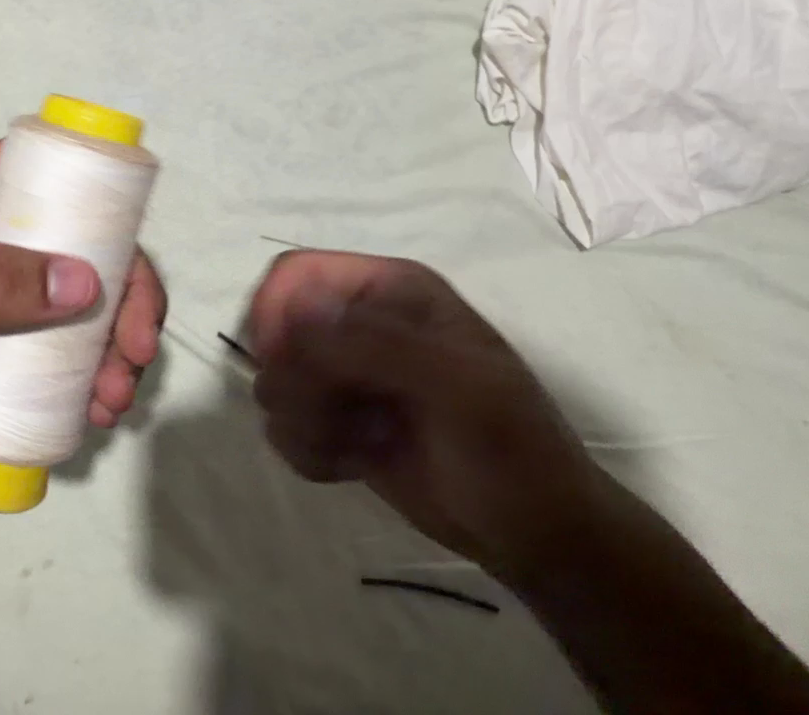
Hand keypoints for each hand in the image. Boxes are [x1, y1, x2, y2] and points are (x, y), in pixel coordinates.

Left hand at [0, 142, 166, 457]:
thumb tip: (83, 280)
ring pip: (96, 300)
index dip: (96, 189)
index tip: (130, 240)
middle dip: (130, 293)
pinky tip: (100, 409)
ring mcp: (19, 296)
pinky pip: (82, 348)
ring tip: (113, 398)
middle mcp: (4, 242)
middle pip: (91, 242)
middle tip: (137, 349)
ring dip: (122, 344)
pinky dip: (104, 374)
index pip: (44, 171)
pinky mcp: (26, 345)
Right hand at [245, 250, 607, 573]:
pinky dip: (310, 454)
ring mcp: (345, 375)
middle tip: (346, 417)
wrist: (535, 534)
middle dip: (299, 384)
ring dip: (307, 424)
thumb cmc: (513, 451)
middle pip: (274, 334)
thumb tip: (295, 313)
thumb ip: (377, 343)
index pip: (297, 274)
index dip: (278, 316)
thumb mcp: (460, 389)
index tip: (287, 367)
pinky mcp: (334, 422)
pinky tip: (353, 467)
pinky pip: (283, 429)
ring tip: (363, 444)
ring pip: (274, 385)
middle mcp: (360, 324)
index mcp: (392, 291)